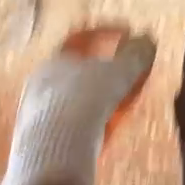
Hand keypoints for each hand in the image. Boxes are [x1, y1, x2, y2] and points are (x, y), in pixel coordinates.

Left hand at [0, 34, 154, 184]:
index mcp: (57, 58)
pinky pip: (75, 116)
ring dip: (107, 93)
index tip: (131, 33)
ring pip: (80, 93)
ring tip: (130, 100)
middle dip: (112, 68)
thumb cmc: (88, 101)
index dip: (110, 31)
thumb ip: (137, 54)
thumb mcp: (121, 72)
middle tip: (136, 71)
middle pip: (83, 66)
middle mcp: (42, 81)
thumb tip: (146, 40)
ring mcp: (39, 110)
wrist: (54, 153)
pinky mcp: (42, 137)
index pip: (84, 35)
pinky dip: (97, 113)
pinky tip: (114, 123)